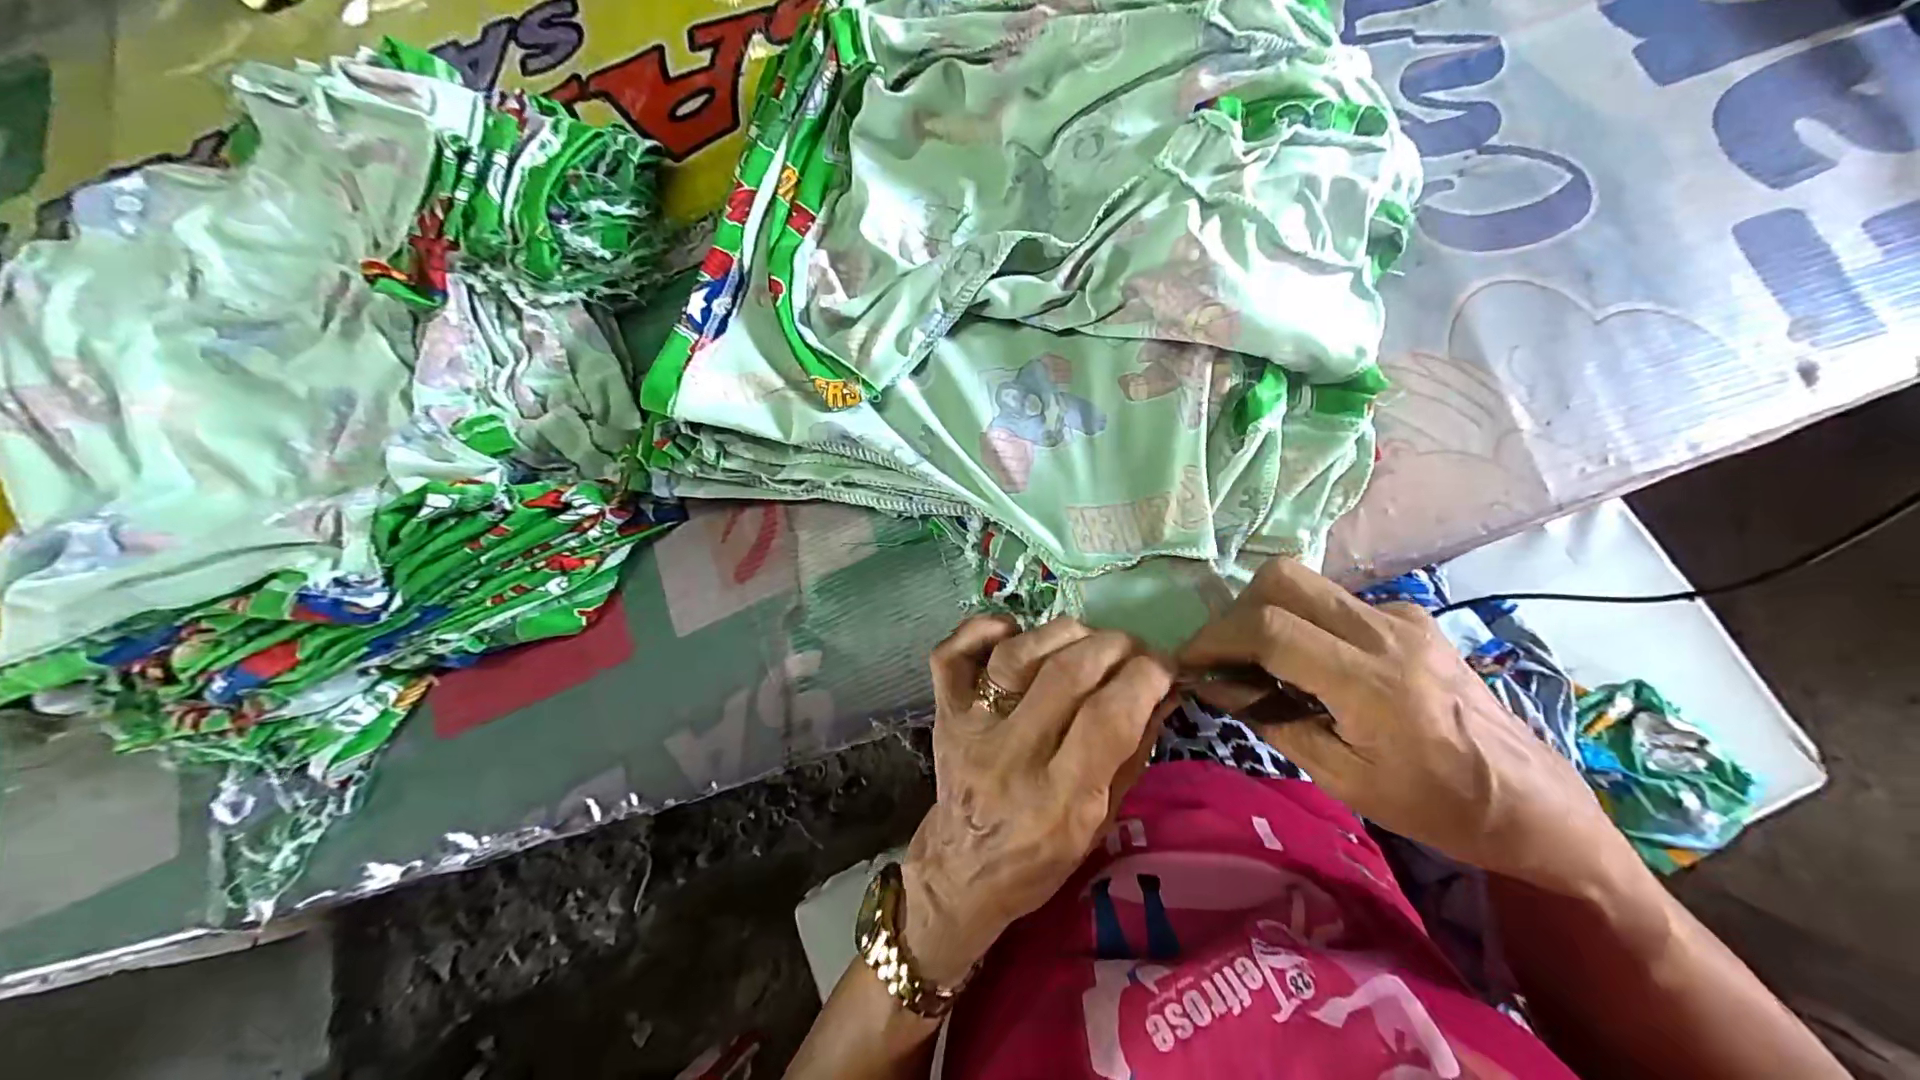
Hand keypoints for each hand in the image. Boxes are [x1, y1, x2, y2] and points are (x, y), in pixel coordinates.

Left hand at [901, 616, 1174, 985]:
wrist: (962, 870)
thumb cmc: (1040, 857)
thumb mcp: (1102, 821)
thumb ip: (1133, 751)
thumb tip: (1163, 688)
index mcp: (1059, 800)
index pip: (1108, 717)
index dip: (1146, 677)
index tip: (1165, 666)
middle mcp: (1010, 758)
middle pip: (1066, 674)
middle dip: (1114, 647)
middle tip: (1132, 650)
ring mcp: (969, 730)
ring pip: (1015, 656)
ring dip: (1063, 633)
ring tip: (1087, 641)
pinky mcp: (943, 713)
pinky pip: (951, 655)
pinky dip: (982, 629)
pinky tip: (1013, 630)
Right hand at [1179, 558, 1637, 896]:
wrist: (1533, 803)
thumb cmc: (1435, 805)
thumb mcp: (1342, 779)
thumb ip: (1272, 720)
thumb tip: (1213, 684)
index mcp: (1370, 683)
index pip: (1270, 630)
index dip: (1215, 640)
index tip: (1189, 662)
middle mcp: (1385, 632)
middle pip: (1283, 579)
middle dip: (1236, 611)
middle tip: (1224, 654)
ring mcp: (1402, 616)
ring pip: (1308, 582)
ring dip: (1267, 611)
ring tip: (1260, 658)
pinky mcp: (1412, 616)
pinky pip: (1337, 601)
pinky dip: (1306, 622)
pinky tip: (1314, 663)